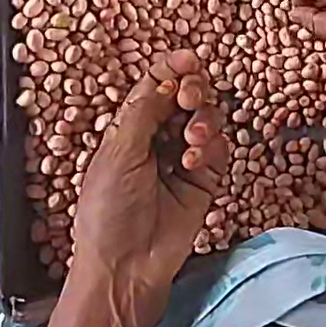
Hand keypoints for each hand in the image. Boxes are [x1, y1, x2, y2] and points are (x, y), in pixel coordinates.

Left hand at [52, 50, 225, 326]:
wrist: (125, 267)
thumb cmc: (108, 211)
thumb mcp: (118, 153)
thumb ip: (145, 112)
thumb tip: (167, 79)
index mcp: (130, 129)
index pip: (155, 87)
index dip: (172, 69)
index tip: (188, 59)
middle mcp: (158, 139)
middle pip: (185, 97)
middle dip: (192, 90)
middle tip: (189, 97)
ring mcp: (183, 159)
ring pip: (206, 119)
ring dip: (202, 119)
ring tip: (190, 138)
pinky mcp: (204, 181)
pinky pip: (217, 149)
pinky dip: (210, 147)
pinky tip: (192, 160)